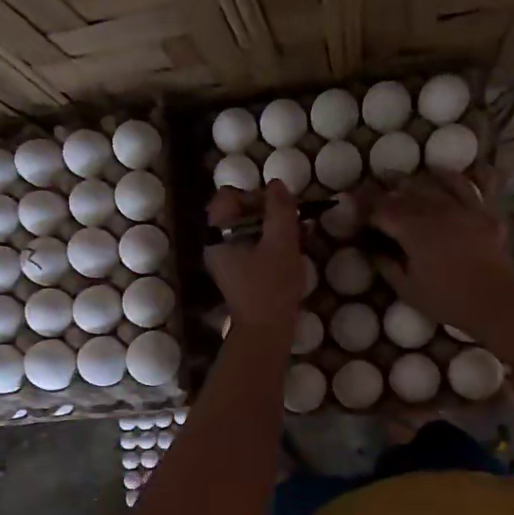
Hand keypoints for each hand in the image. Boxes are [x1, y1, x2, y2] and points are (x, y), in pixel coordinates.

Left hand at [205, 181, 304, 330]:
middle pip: (239, 211)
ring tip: (298, 239)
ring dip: (273, 229)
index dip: (256, 197)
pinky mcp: (236, 273)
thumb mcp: (281, 242)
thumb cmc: (272, 286)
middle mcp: (215, 243)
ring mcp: (224, 259)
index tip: (279, 212)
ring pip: (248, 230)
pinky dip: (270, 245)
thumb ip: (280, 209)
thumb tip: (277, 183)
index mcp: (218, 233)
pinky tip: (291, 253)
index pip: (229, 195)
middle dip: (269, 213)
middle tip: (294, 224)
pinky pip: (251, 247)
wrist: (265, 331)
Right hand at [360, 170, 513, 330]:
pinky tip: (471, 170)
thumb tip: (373, 250)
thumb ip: (387, 266)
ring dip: (421, 178)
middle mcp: (437, 209)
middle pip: (407, 191)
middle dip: (388, 189)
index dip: (364, 205)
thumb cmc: (448, 299)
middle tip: (376, 191)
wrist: (496, 300)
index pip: (381, 209)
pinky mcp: (488, 212)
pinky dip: (476, 174)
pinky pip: (483, 183)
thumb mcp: (408, 289)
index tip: (351, 203)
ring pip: (439, 181)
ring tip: (410, 179)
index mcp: (412, 229)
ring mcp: (465, 207)